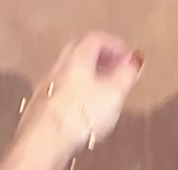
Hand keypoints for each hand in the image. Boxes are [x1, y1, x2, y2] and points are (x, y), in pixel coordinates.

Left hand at [4, 33, 144, 169]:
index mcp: (78, 54)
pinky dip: (76, 90)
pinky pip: (62, 87)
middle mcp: (60, 63)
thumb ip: (126, 73)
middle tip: (116, 68)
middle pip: (82, 50)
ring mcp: (48, 82)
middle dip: (101, 57)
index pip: (97, 38)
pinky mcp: (41, 103)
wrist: (45, 139)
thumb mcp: (113, 93)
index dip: (115, 44)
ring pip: (71, 69)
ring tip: (103, 89)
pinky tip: (83, 106)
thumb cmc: (80, 113)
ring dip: (88, 74)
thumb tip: (136, 58)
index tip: (127, 54)